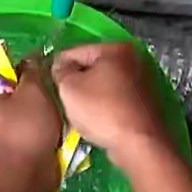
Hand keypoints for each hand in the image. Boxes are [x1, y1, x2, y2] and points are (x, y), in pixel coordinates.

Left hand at [0, 62, 61, 191]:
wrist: (29, 175)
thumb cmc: (28, 129)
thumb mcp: (32, 92)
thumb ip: (32, 71)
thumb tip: (32, 57)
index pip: (6, 79)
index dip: (28, 75)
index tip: (46, 79)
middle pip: (18, 99)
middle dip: (38, 98)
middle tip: (55, 99)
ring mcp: (0, 139)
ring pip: (28, 117)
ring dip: (44, 116)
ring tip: (58, 117)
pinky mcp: (14, 153)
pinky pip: (31, 134)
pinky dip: (43, 132)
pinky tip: (57, 133)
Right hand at [52, 43, 170, 169]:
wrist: (138, 143)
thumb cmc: (101, 111)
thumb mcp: (69, 88)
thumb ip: (60, 72)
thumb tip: (60, 68)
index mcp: (115, 48)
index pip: (74, 52)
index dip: (56, 68)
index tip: (46, 84)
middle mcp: (133, 58)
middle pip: (91, 67)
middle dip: (74, 82)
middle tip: (61, 99)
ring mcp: (142, 80)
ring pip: (102, 84)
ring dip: (88, 95)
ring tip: (76, 112)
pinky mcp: (144, 101)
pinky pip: (114, 98)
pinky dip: (103, 106)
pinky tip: (94, 119)